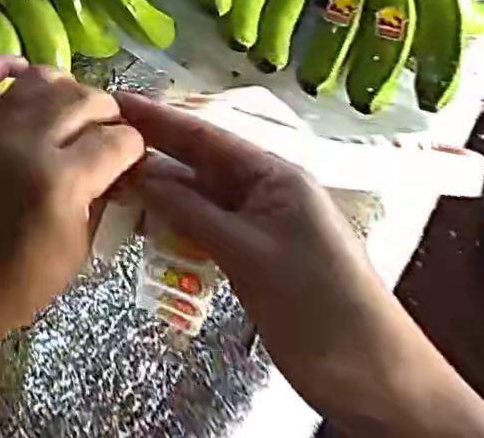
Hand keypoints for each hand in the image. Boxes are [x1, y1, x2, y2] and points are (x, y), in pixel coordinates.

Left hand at [0, 57, 144, 340]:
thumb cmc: (19, 280)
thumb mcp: (79, 247)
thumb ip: (103, 196)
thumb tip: (122, 164)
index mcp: (60, 181)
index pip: (116, 140)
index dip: (133, 145)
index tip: (132, 154)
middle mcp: (28, 141)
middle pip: (84, 99)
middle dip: (107, 111)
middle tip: (108, 129)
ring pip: (42, 78)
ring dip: (67, 86)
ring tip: (74, 105)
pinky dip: (5, 64)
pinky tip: (25, 70)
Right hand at [118, 93, 483, 436]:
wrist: (380, 383)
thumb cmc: (320, 308)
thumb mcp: (250, 256)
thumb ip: (192, 212)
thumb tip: (140, 175)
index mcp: (273, 174)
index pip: (205, 136)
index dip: (159, 117)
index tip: (118, 99)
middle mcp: (265, 189)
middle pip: (200, 162)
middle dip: (154, 148)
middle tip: (104, 134)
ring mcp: (260, 222)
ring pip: (200, 195)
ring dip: (162, 190)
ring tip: (114, 177)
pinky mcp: (255, 253)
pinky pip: (208, 226)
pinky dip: (179, 224)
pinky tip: (148, 223)